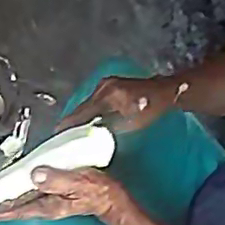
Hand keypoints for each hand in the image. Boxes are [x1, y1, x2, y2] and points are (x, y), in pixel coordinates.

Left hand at [0, 167, 133, 223]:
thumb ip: (56, 179)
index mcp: (46, 206)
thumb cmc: (97, 191)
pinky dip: (22, 190)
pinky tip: (18, 184)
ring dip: (9, 198)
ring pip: (22, 202)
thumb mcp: (78, 182)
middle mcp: (43, 207)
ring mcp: (48, 203)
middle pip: (15, 207)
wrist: (111, 198)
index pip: (16, 210)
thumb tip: (34, 174)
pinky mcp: (53, 196)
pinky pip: (32, 195)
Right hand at [59, 74, 179, 134]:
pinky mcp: (110, 86)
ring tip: (71, 133)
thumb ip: (104, 129)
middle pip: (79, 110)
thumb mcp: (127, 124)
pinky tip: (85, 123)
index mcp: (105, 96)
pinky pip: (92, 103)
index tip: (55, 140)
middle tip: (61, 139)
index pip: (78, 115)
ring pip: (85, 106)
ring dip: (79, 119)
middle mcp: (102, 87)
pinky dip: (87, 113)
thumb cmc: (151, 108)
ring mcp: (106, 85)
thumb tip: (87, 137)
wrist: (169, 91)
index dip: (66, 128)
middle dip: (70, 124)